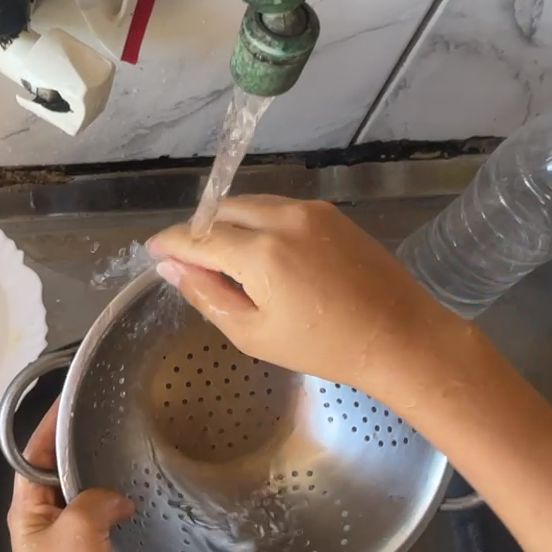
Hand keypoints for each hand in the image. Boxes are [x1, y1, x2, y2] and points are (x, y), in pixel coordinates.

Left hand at [9, 403, 135, 551]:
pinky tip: (142, 486)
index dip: (49, 424)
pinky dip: (121, 502)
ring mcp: (72, 534)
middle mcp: (46, 515)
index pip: (33, 453)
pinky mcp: (96, 551)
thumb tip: (117, 500)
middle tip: (110, 416)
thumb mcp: (78, 528)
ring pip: (87, 493)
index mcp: (27, 506)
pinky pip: (108, 517)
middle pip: (61, 469)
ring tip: (129, 444)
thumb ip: (96, 498)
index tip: (71, 397)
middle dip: (81, 446)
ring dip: (104, 475)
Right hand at [147, 195, 480, 408]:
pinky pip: (277, 207)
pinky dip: (255, 222)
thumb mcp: (253, 333)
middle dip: (198, 231)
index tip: (152, 251)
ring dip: (227, 224)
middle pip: (221, 212)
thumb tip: (172, 268)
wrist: (399, 336)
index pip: (197, 237)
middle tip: (188, 261)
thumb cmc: (323, 346)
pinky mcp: (330, 213)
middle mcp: (281, 218)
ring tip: (222, 258)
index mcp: (259, 253)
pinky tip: (259, 252)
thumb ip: (207, 295)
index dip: (170, 243)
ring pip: (249, 204)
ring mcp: (309, 211)